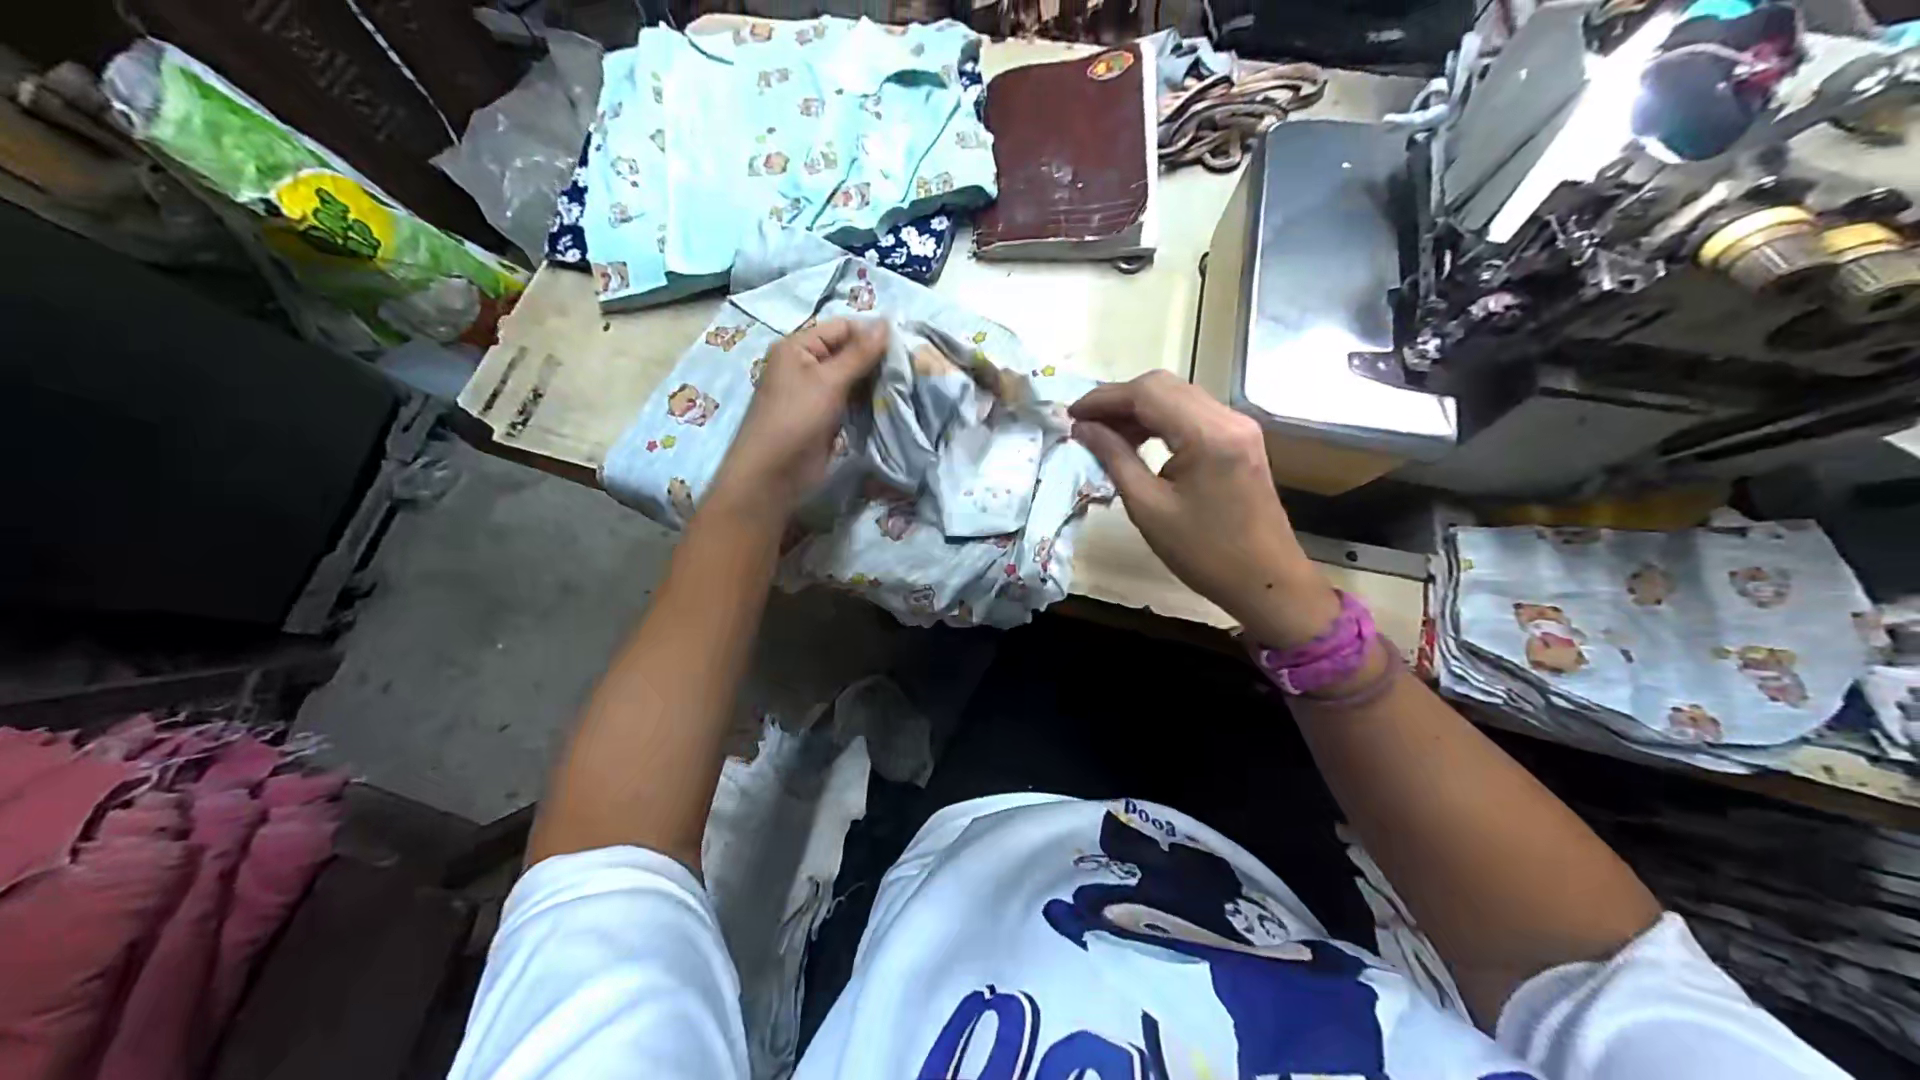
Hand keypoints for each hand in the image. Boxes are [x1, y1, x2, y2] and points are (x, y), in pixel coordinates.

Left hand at [708, 318, 887, 519]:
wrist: (773, 475)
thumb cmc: (795, 420)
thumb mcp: (829, 381)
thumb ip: (860, 353)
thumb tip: (887, 322)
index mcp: (798, 347)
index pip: (842, 327)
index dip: (872, 334)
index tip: (906, 346)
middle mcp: (805, 366)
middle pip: (848, 352)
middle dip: (877, 360)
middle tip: (911, 368)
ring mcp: (815, 394)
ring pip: (853, 379)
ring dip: (876, 383)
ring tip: (907, 384)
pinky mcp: (825, 418)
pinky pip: (851, 402)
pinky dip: (869, 402)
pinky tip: (892, 403)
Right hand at [1070, 371, 1339, 646]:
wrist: (1265, 580)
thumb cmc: (1203, 553)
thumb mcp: (1148, 508)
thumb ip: (1114, 458)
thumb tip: (1084, 428)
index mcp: (1208, 434)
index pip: (1147, 393)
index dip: (1103, 399)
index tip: (1071, 414)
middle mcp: (1228, 418)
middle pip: (1163, 386)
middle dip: (1119, 399)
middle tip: (1085, 424)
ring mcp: (1238, 426)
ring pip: (1178, 396)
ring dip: (1138, 408)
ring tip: (1105, 434)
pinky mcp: (1239, 439)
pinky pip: (1192, 413)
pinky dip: (1160, 419)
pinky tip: (1137, 440)